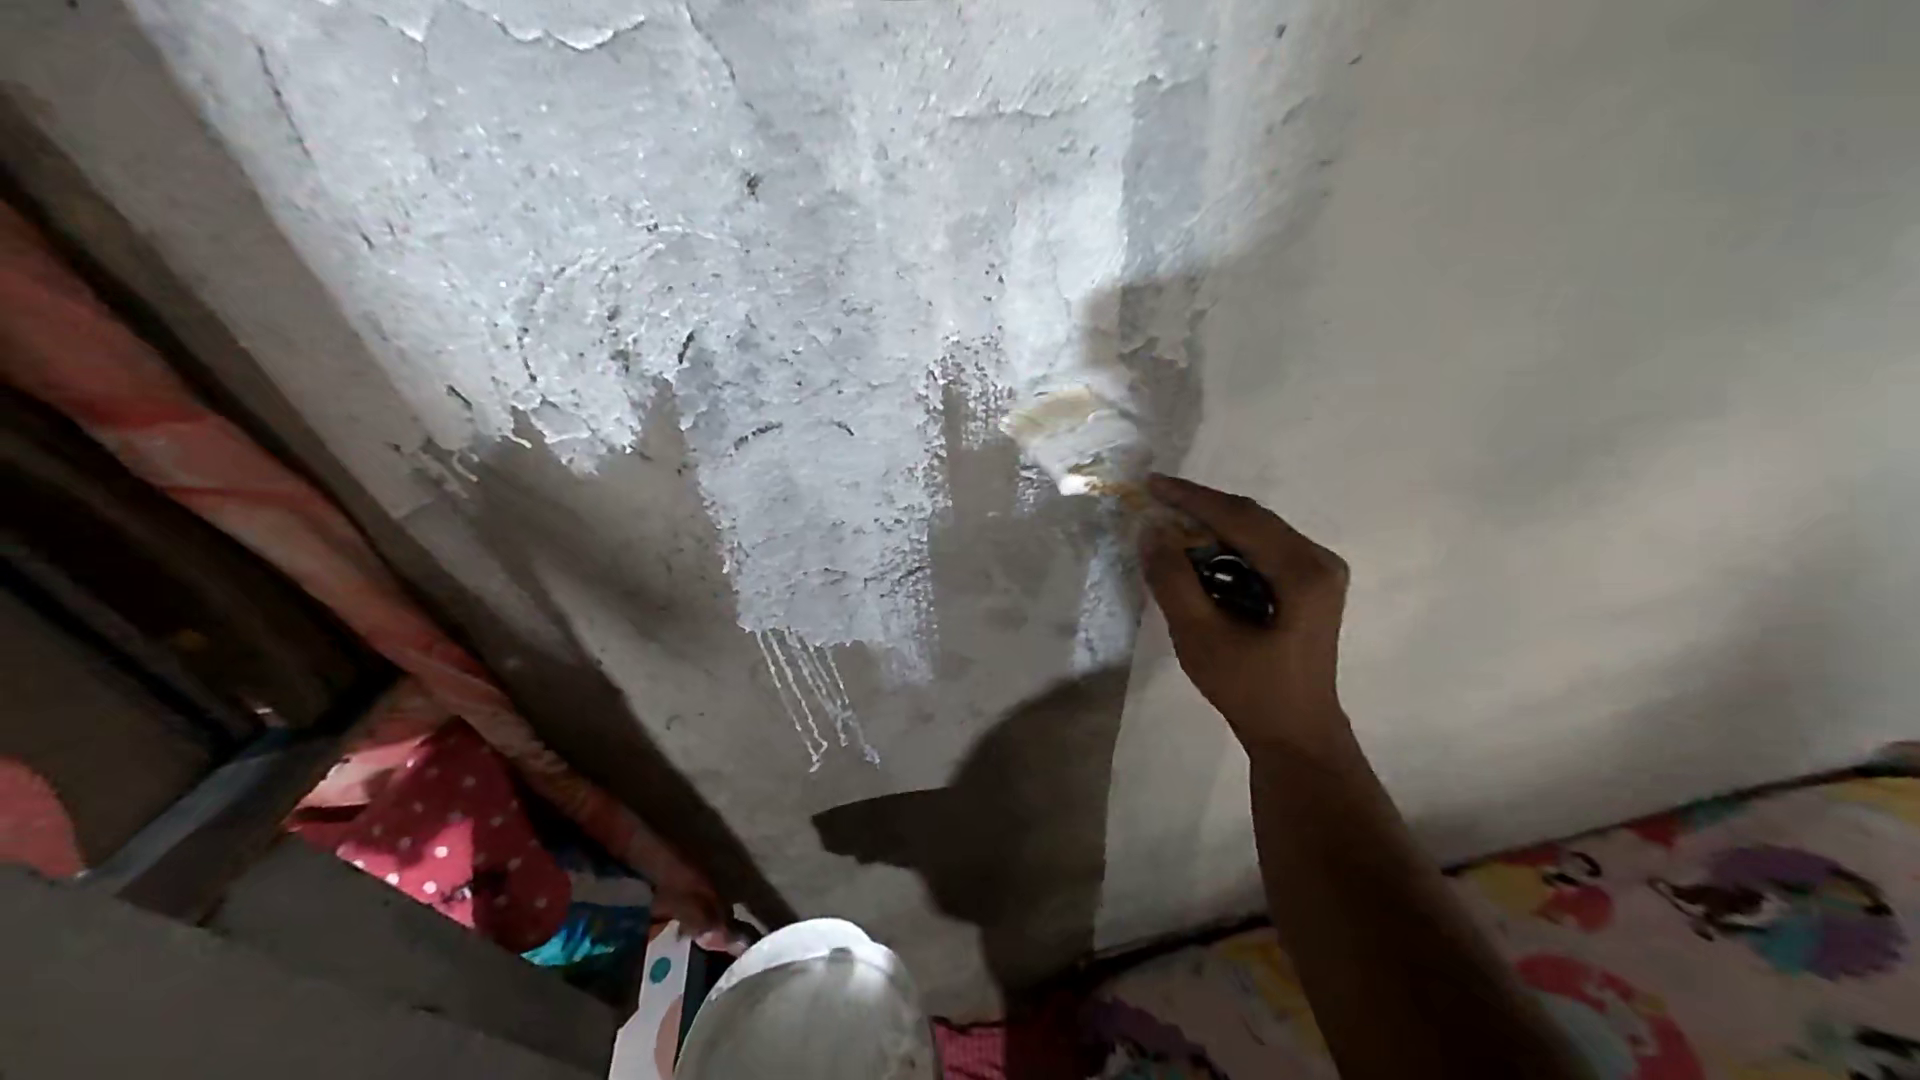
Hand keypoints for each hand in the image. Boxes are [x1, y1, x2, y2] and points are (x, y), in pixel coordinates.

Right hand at [1139, 474, 1350, 752]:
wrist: (1295, 734)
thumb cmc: (1250, 689)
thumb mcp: (1200, 635)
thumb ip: (1173, 579)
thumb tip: (1150, 531)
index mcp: (1302, 571)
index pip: (1239, 517)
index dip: (1191, 498)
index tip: (1151, 484)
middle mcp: (1318, 561)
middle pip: (1251, 518)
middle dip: (1199, 509)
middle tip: (1154, 502)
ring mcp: (1317, 573)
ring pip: (1255, 532)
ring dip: (1211, 528)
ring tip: (1169, 528)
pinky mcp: (1308, 587)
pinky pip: (1261, 551)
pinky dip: (1225, 548)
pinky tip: (1197, 555)